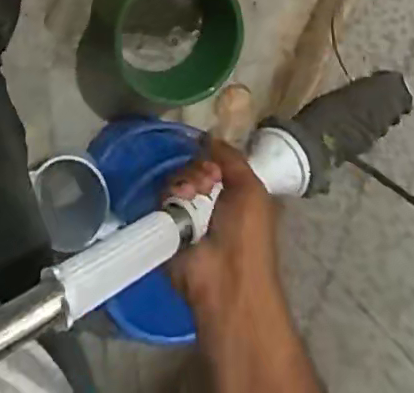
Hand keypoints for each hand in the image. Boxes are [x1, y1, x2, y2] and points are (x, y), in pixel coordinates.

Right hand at [163, 138, 281, 321]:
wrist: (226, 278)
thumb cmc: (248, 233)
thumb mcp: (252, 188)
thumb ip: (232, 158)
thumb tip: (209, 136)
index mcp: (235, 194)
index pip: (217, 162)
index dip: (214, 155)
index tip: (214, 160)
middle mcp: (211, 202)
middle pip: (195, 167)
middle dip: (200, 168)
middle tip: (207, 181)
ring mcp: (188, 214)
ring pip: (177, 179)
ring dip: (186, 180)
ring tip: (192, 195)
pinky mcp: (167, 225)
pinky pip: (161, 196)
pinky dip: (170, 194)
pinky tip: (179, 202)